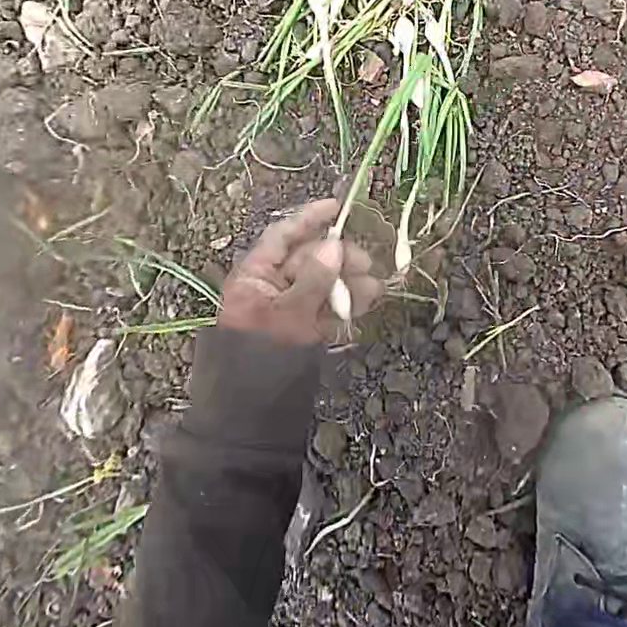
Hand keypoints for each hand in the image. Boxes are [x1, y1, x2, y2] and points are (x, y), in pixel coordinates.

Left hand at [216, 199, 381, 345]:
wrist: (251, 419)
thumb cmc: (260, 360)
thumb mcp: (287, 315)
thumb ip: (313, 279)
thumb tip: (335, 245)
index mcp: (254, 276)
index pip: (282, 236)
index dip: (309, 219)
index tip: (338, 207)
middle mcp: (271, 287)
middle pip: (309, 259)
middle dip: (339, 259)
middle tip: (366, 263)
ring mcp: (289, 309)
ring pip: (323, 284)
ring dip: (349, 283)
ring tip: (375, 289)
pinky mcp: (303, 330)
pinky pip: (327, 309)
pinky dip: (346, 305)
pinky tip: (368, 303)